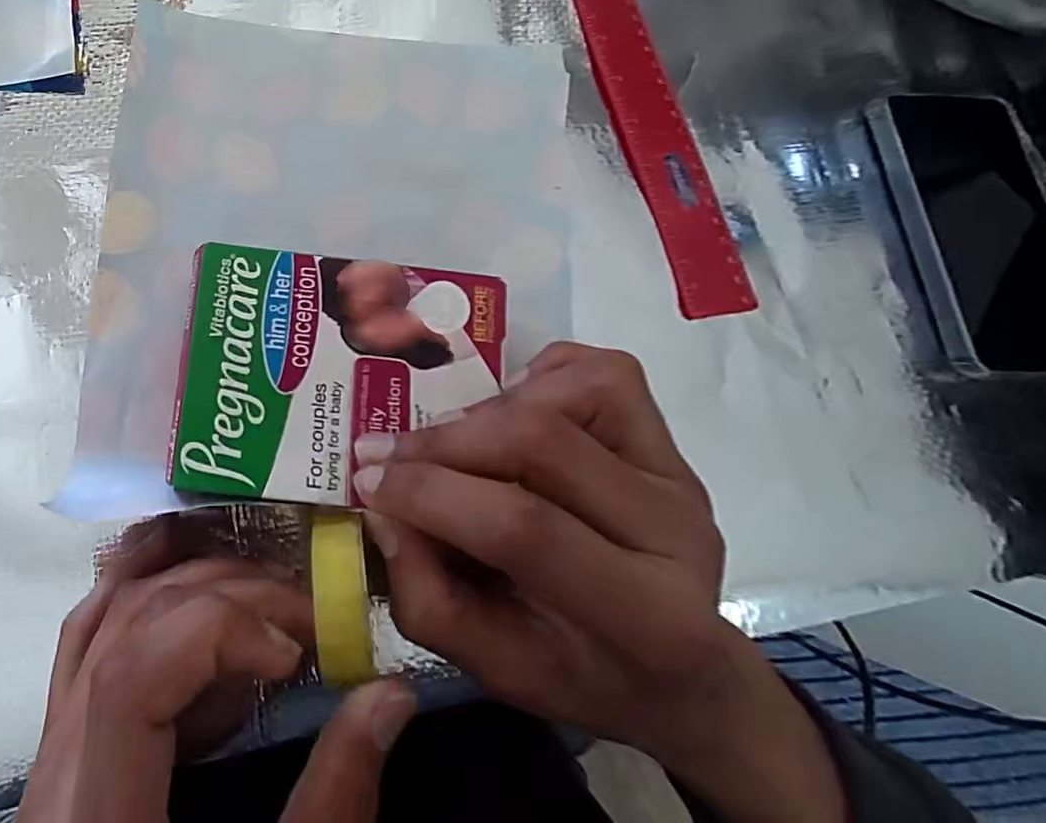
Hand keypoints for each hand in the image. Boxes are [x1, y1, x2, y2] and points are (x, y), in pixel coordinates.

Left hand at [19, 519, 416, 822]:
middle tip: (305, 617)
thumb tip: (390, 693)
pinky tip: (179, 561)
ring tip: (262, 582)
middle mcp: (54, 765)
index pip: (135, 671)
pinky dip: (137, 584)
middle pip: (130, 626)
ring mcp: (48, 745)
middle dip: (229, 598)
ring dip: (189, 579)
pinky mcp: (63, 739)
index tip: (294, 654)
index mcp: (95, 808)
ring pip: (104, 616)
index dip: (219, 630)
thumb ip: (333, 798)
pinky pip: (88, 633)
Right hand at [352, 343, 845, 822]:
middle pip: (541, 443)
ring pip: (574, 392)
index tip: (367, 483)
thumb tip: (382, 507)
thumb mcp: (493, 668)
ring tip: (451, 443)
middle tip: (385, 454)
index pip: (523, 528)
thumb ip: (427, 595)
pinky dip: (541, 376)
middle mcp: (674, 530)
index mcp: (641, 614)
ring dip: (489, 408)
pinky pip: (604, 371)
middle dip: (444, 443)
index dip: (431, 495)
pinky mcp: (670, 441)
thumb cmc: (579, 674)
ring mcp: (678, 475)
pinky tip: (511, 412)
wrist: (678, 667)